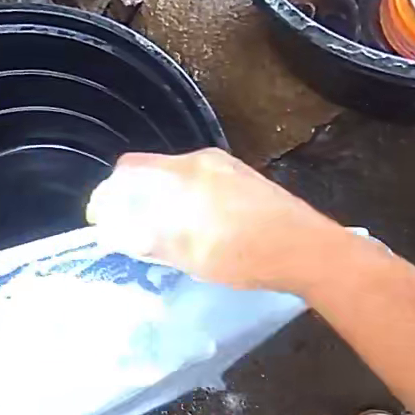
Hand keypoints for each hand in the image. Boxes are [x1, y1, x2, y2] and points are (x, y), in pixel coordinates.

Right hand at [85, 148, 341, 292]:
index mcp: (186, 172)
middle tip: (131, 233)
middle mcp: (204, 160)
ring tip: (163, 237)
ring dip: (162, 204)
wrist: (309, 251)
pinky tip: (198, 232)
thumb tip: (116, 232)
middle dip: (136, 201)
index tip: (105, 220)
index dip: (110, 194)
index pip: (130, 169)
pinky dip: (186, 204)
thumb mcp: (189, 253)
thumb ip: (148, 239)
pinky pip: (201, 186)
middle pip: (153, 173)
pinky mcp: (245, 181)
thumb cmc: (245, 254)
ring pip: (178, 180)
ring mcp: (228, 168)